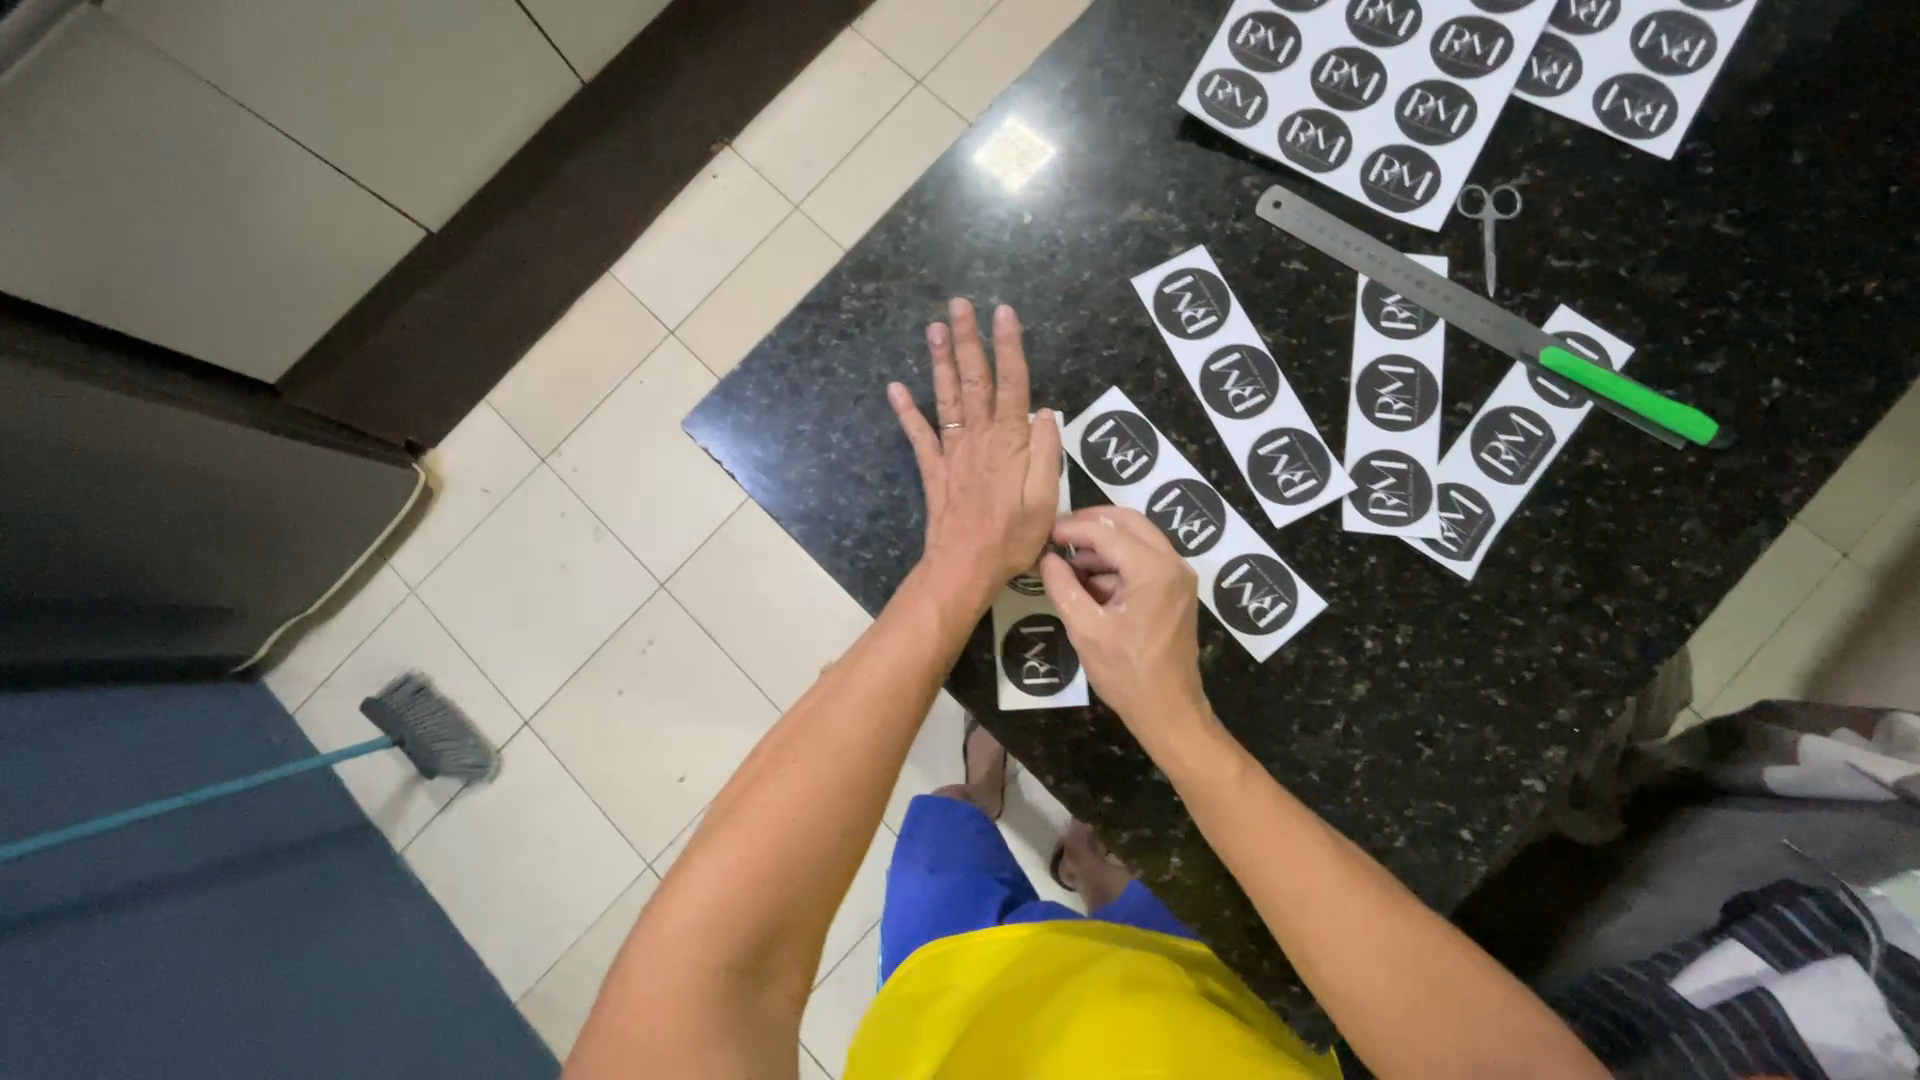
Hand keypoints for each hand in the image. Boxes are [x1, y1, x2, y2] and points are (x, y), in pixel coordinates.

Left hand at [888, 299, 1062, 614]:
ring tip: (933, 327)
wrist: (964, 566)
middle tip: (959, 304)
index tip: (1003, 312)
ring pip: (946, 397)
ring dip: (939, 361)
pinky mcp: (933, 469)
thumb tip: (1044, 412)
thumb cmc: (1011, 538)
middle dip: (967, 340)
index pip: (1012, 383)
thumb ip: (1045, 453)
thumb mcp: (1045, 500)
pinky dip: (906, 411)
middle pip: (973, 379)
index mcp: (1009, 441)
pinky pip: (918, 435)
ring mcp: (952, 451)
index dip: (1008, 346)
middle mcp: (978, 437)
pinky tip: (895, 388)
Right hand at [1039, 508, 1209, 741]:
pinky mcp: (1175, 592)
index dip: (1072, 529)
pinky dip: (1116, 564)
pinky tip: (1088, 582)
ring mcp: (1178, 578)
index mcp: (1154, 570)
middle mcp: (1173, 564)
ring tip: (1067, 562)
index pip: (1107, 532)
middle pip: (1129, 523)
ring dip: (1104, 545)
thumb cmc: (1126, 673)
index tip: (1045, 532)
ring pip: (1138, 541)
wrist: (1168, 711)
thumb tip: (1047, 558)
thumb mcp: (1085, 629)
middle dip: (1092, 524)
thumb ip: (1063, 586)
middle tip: (1058, 534)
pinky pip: (1144, 562)